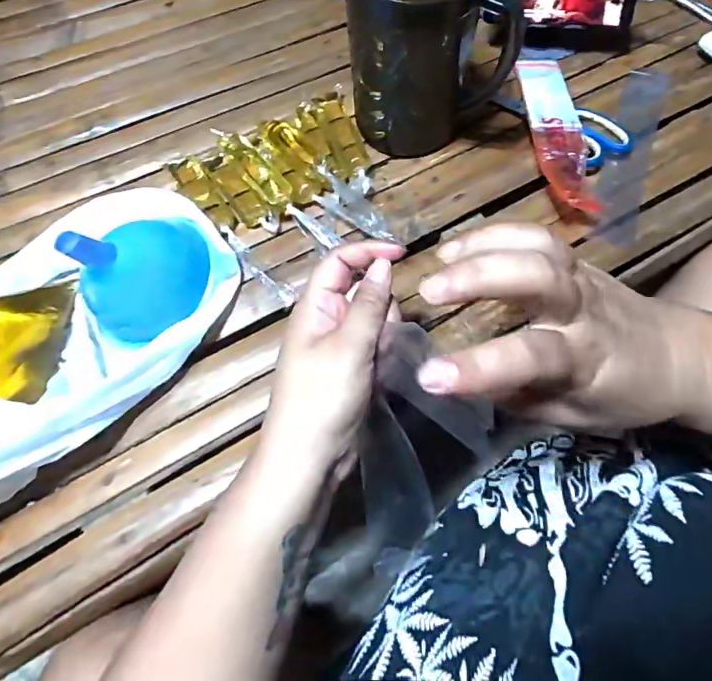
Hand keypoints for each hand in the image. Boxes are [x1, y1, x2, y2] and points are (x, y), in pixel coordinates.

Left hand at [256, 240, 406, 486]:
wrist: (308, 461)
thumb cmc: (322, 398)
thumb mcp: (349, 346)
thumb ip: (369, 303)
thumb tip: (383, 263)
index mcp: (315, 306)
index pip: (339, 261)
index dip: (368, 251)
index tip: (403, 254)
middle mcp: (326, 319)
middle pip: (364, 291)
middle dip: (382, 310)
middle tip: (380, 341)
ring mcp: (340, 346)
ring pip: (377, 321)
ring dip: (386, 338)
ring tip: (379, 366)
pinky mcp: (353, 369)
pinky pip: (378, 348)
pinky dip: (385, 358)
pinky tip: (381, 380)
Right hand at [413, 224, 710, 433]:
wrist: (677, 354)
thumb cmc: (622, 394)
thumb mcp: (574, 416)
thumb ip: (519, 398)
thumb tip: (460, 383)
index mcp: (585, 359)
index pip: (532, 358)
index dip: (480, 367)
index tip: (430, 376)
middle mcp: (583, 309)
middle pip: (538, 277)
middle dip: (480, 277)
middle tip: (429, 292)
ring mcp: (580, 275)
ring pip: (536, 246)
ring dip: (482, 246)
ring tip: (439, 260)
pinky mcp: (573, 257)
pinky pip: (534, 234)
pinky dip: (492, 234)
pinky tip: (458, 247)